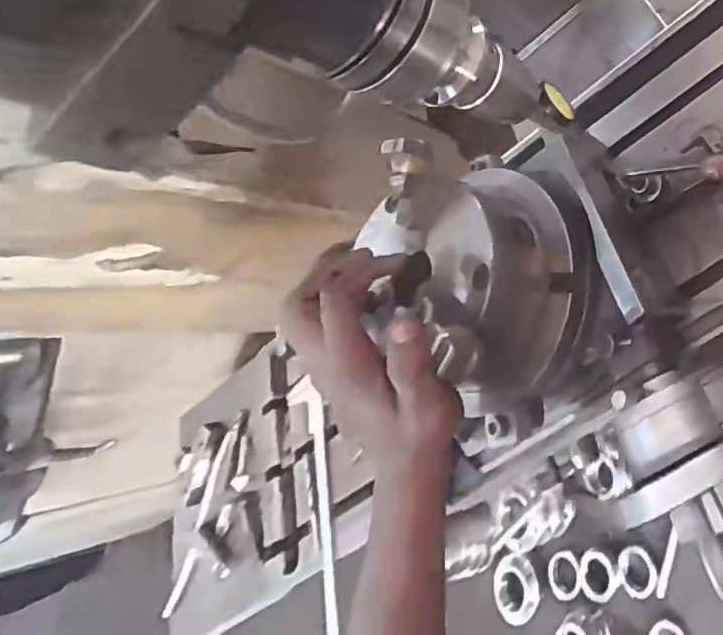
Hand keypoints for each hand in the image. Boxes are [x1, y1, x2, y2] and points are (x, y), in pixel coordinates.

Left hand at [278, 246, 459, 475]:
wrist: (404, 468)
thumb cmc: (419, 431)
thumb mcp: (427, 400)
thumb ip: (413, 363)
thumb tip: (405, 319)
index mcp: (346, 363)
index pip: (333, 301)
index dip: (362, 272)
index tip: (399, 264)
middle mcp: (324, 362)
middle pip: (296, 306)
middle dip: (326, 271)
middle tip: (366, 255)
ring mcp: (323, 367)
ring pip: (297, 315)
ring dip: (324, 282)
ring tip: (362, 265)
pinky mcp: (331, 369)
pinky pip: (313, 323)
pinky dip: (331, 298)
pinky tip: (366, 295)